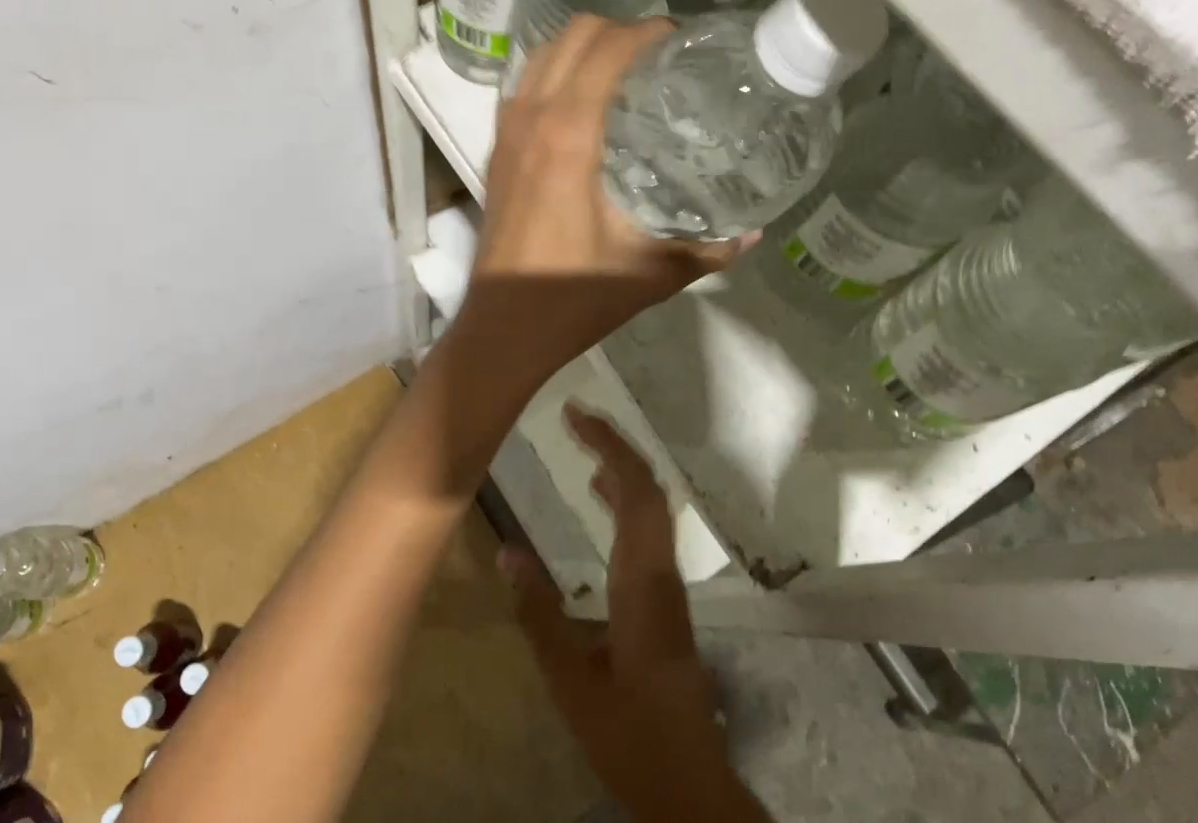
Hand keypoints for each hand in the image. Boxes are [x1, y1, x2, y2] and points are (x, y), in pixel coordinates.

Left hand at [453, 15, 756, 386]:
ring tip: (623, 69)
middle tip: (658, 55)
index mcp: (570, 135)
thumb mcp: (651, 271)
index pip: (608, 48)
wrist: (503, 328)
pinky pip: (523, 86)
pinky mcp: (495, 152)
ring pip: (541, 55)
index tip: (681, 42)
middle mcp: (532, 118)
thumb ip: (707, 249)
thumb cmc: (575, 297)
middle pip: (573, 35)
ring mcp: (506, 133)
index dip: (648, 32)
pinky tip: (582, 102)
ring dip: (582, 46)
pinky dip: (553, 72)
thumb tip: (752, 233)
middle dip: (619, 29)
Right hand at [500, 404, 772, 822]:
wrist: (688, 782)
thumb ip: (539, 615)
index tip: (577, 415)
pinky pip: (648, 534)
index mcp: (642, 584)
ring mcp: (669, 590)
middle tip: (576, 419)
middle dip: (616, 447)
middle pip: (650, 492)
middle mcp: (662, 576)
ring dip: (622, 472)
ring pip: (653, 512)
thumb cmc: (628, 731)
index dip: (610, 446)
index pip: (636, 494)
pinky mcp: (666, 605)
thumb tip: (508, 550)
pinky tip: (602, 506)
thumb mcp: (570, 681)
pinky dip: (625, 504)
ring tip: (584, 449)